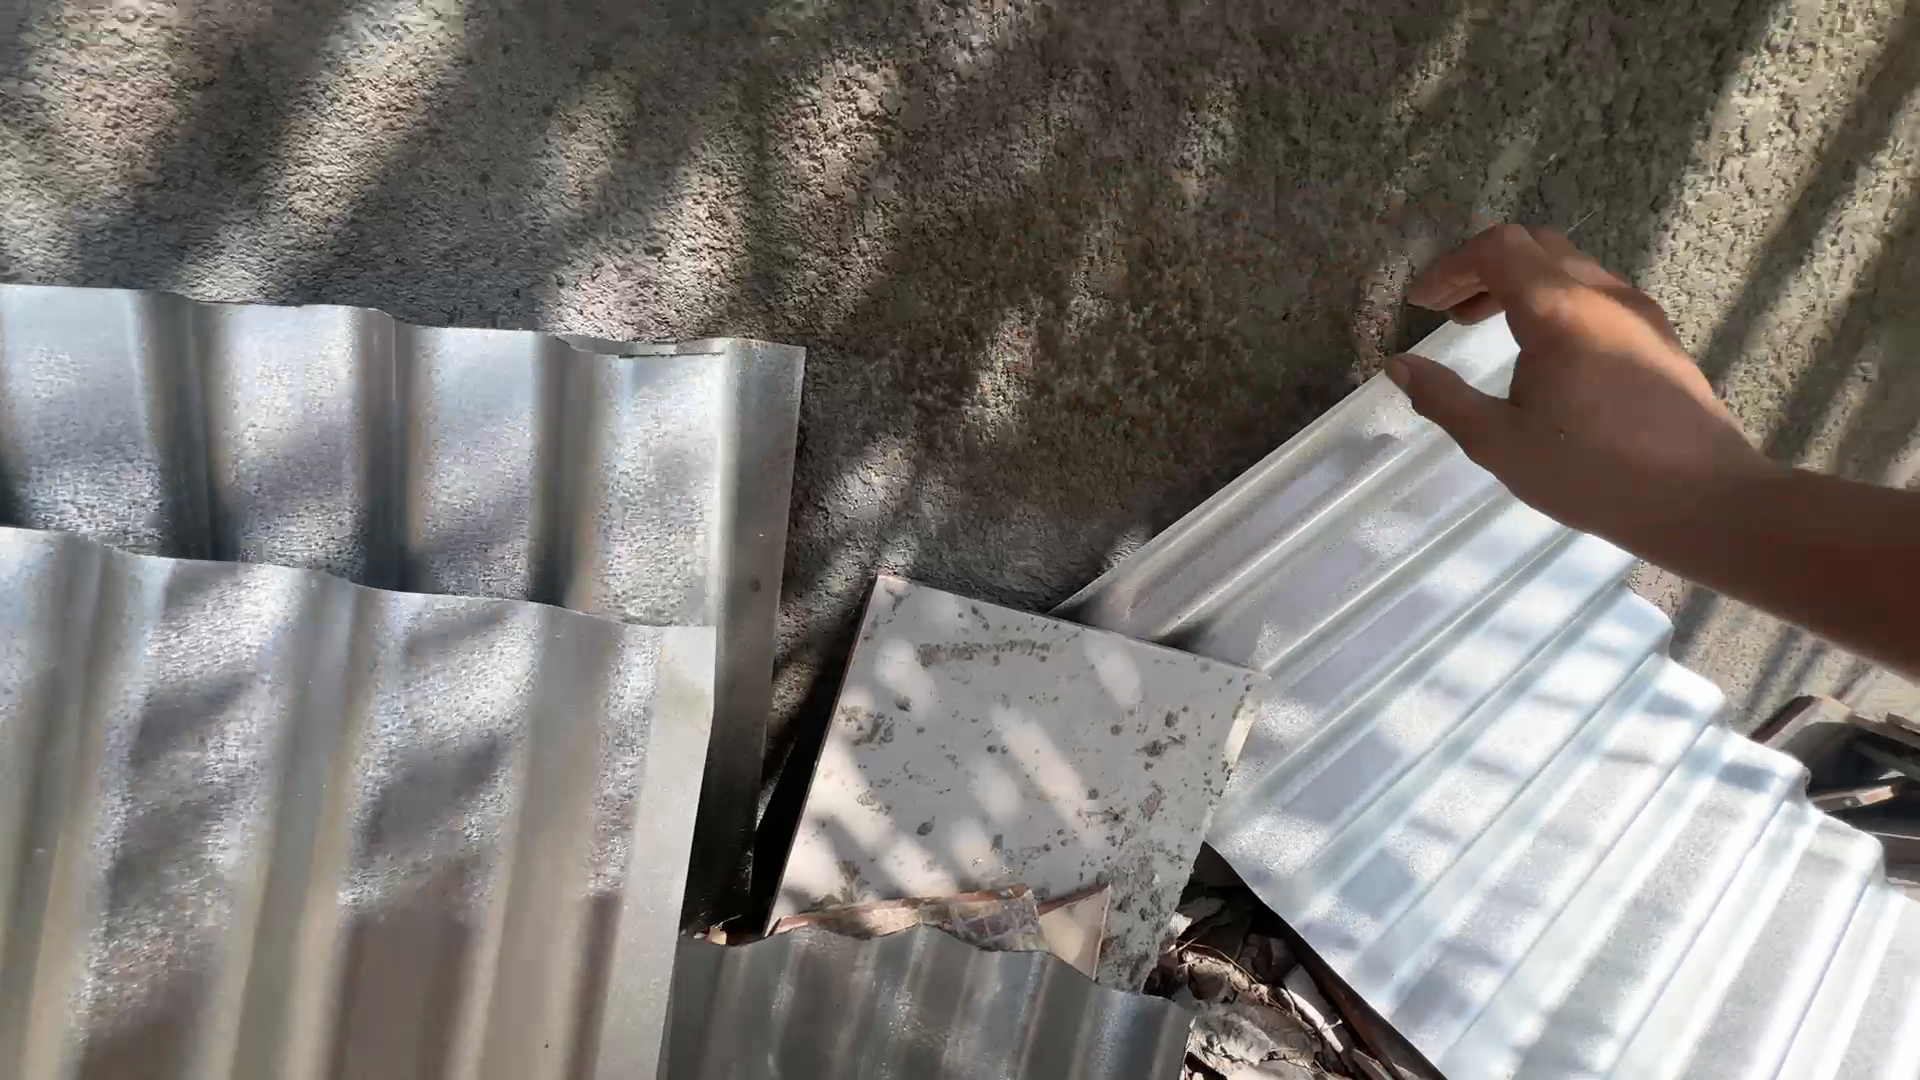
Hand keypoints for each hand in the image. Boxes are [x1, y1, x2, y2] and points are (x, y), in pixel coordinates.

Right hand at [1387, 224, 1781, 548]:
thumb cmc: (1587, 471)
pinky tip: (1526, 346)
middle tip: (1440, 311)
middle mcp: (1601, 297)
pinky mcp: (1651, 333)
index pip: (1498, 250)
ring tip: (1473, 325)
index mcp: (1558, 314)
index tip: (1417, 305)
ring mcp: (1634, 312)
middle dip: (1475, 269)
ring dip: (1510, 282)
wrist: (1701, 498)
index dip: (1447, 268)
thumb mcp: (1495, 440)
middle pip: (1532, 246)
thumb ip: (1441, 396)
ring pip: (1563, 264)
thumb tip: (1398, 366)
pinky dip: (1543, 299)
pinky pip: (1587, 290)